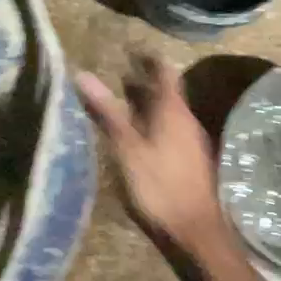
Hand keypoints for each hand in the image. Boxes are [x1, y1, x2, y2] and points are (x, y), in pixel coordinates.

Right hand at [76, 56, 225, 248]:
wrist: (197, 231)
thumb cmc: (160, 186)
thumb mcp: (127, 149)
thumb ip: (107, 112)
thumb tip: (83, 74)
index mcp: (172, 110)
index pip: (163, 70)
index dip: (148, 58)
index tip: (131, 49)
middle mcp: (187, 118)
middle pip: (167, 91)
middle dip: (145, 82)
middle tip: (121, 76)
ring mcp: (193, 140)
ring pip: (170, 112)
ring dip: (150, 104)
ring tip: (127, 104)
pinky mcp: (193, 160)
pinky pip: (173, 129)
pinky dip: (156, 123)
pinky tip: (143, 138)